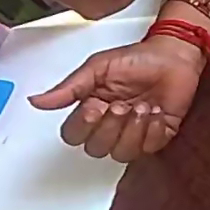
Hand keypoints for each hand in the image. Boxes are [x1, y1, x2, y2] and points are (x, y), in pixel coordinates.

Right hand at [29, 36, 204, 160]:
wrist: (174, 55)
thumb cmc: (138, 59)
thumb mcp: (99, 67)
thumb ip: (70, 88)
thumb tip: (36, 101)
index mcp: (92, 110)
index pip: (74, 135)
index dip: (83, 126)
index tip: (96, 105)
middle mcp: (111, 126)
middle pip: (96, 149)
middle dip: (110, 128)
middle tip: (123, 105)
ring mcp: (135, 133)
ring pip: (123, 154)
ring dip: (133, 130)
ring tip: (143, 106)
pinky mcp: (159, 135)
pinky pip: (150, 148)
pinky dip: (153, 130)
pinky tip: (157, 111)